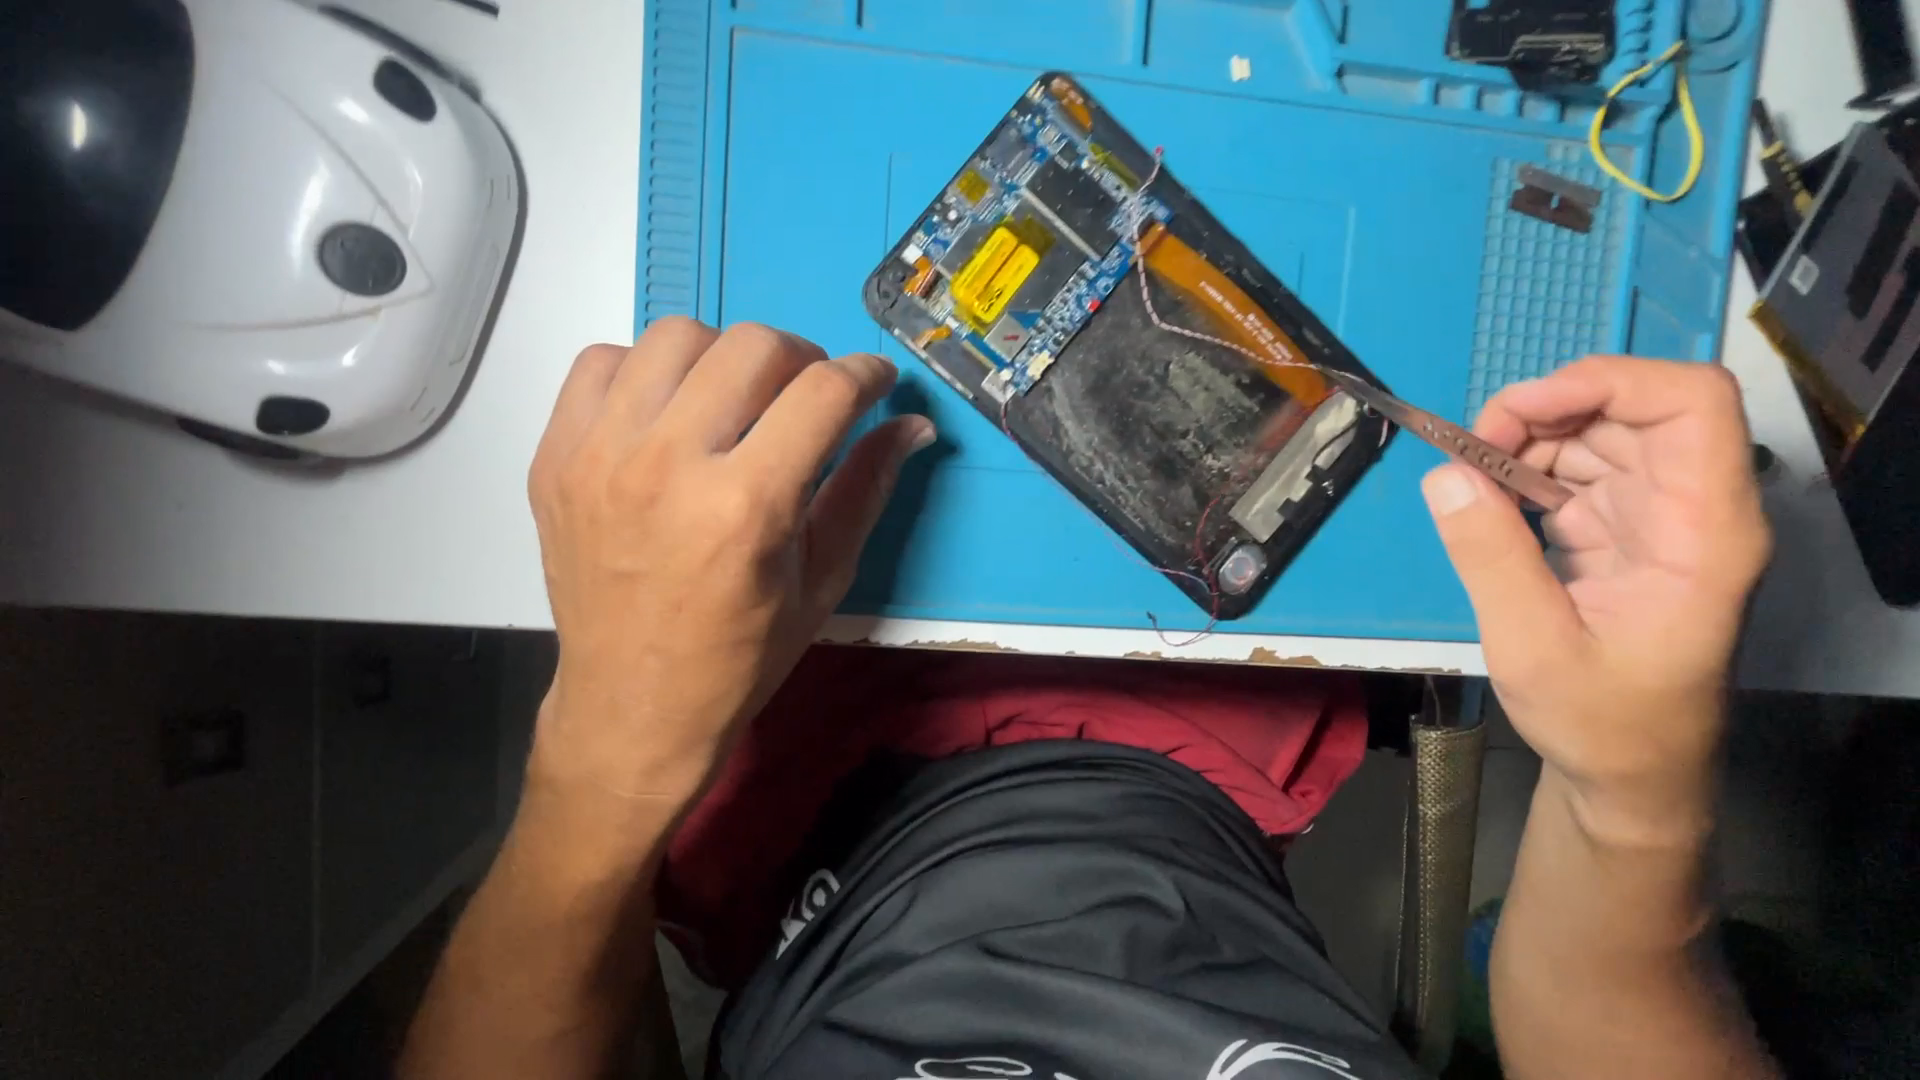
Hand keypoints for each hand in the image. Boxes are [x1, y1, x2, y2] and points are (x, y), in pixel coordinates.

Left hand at [526, 318, 934, 807]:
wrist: (634, 704)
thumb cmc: (741, 654)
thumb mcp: (823, 579)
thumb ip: (866, 488)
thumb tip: (913, 424)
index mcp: (746, 507)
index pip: (823, 392)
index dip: (866, 374)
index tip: (874, 382)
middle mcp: (667, 465)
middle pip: (753, 345)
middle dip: (803, 359)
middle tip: (809, 397)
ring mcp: (599, 455)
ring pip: (677, 337)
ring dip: (725, 357)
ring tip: (736, 402)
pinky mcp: (555, 456)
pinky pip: (603, 360)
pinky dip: (648, 372)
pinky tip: (669, 415)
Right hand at [1421, 357, 1769, 841]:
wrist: (1629, 772)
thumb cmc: (1600, 719)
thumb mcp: (1531, 645)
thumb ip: (1489, 556)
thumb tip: (1444, 475)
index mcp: (1703, 532)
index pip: (1690, 405)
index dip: (1605, 382)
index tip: (1514, 412)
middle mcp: (1690, 511)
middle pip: (1633, 411)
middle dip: (1543, 413)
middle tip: (1468, 451)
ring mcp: (1656, 520)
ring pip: (1599, 436)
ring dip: (1527, 442)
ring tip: (1467, 479)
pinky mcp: (1622, 534)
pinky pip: (1576, 474)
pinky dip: (1523, 473)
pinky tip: (1486, 500)